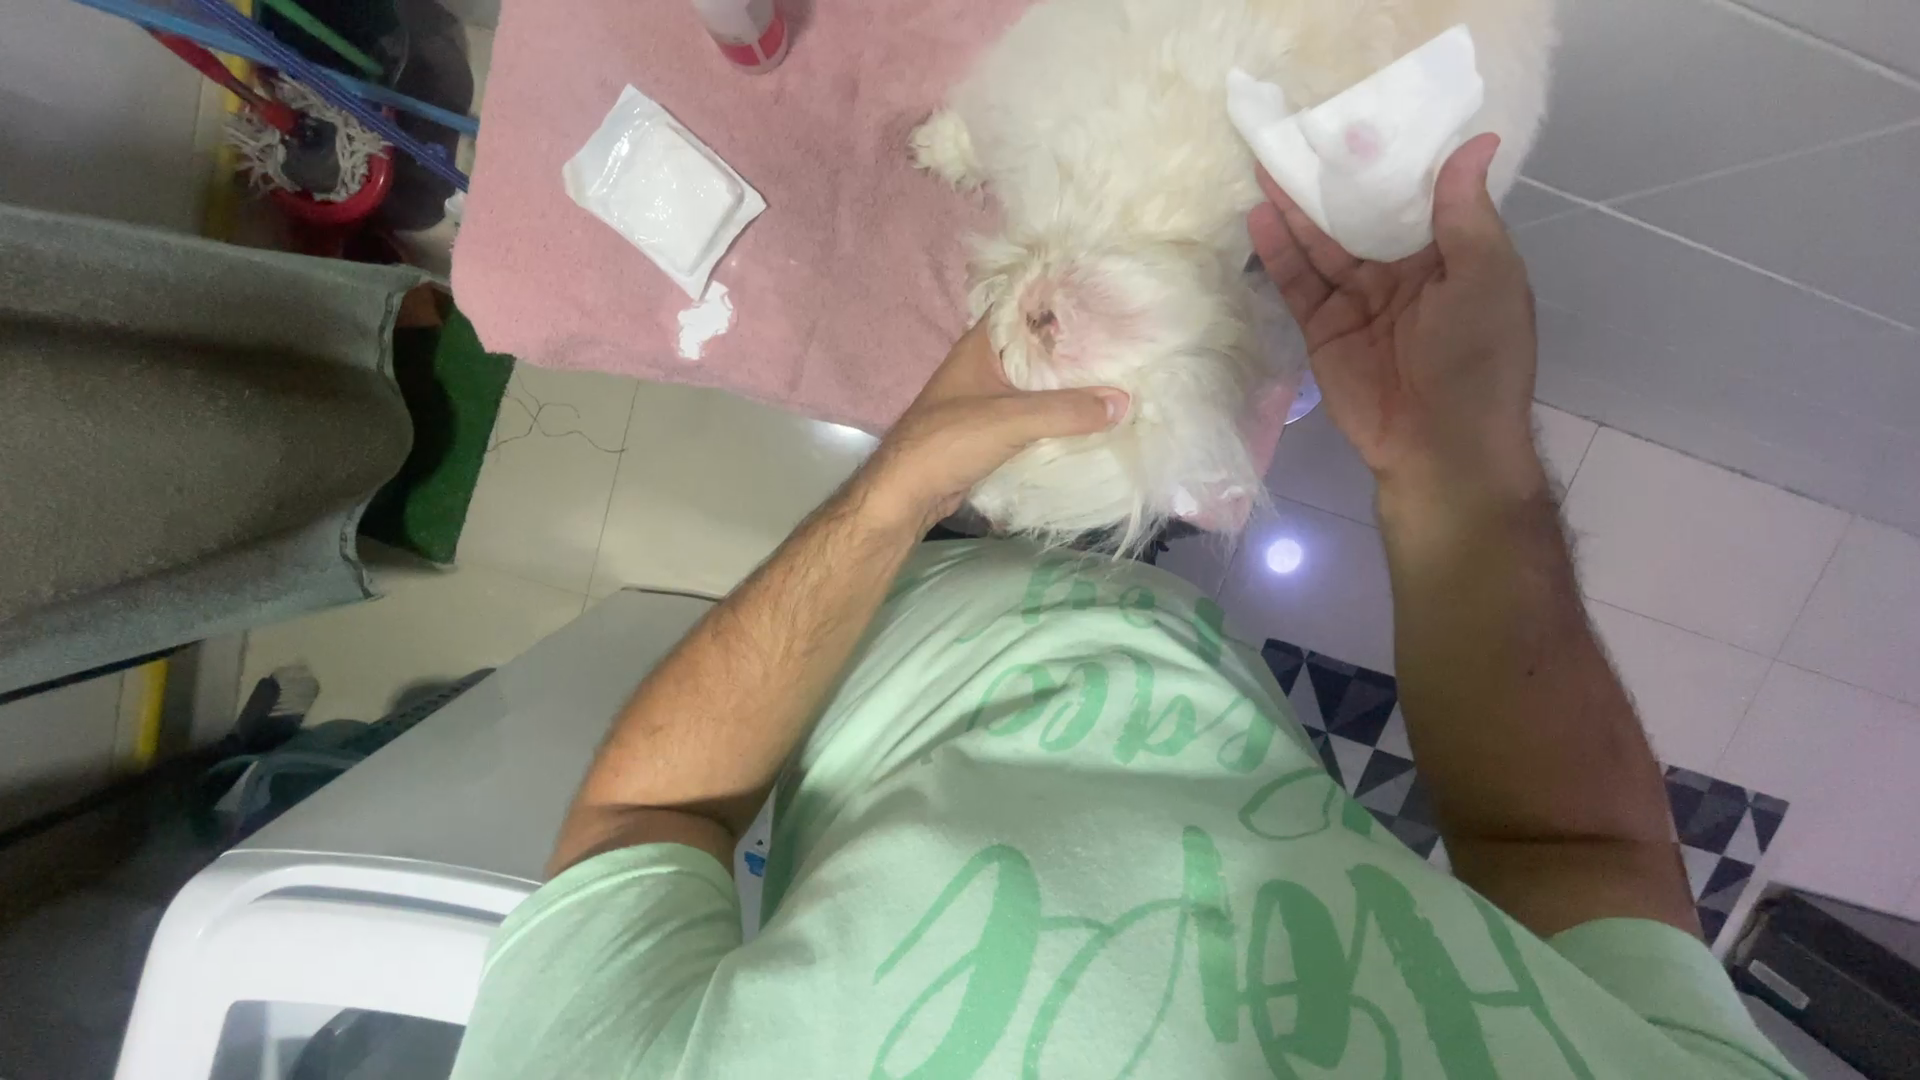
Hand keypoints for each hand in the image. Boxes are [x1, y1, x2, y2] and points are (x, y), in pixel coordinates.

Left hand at [856, 320, 1127, 532]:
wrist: (907, 492)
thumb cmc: (949, 441)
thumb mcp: (1012, 420)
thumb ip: (1066, 410)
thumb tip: (1123, 402)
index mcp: (983, 342)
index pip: (1030, 305)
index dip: (1068, 300)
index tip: (1110, 300)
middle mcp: (987, 362)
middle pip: (1041, 345)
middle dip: (1078, 346)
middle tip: (1127, 341)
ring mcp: (990, 396)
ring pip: (1039, 381)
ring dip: (1070, 383)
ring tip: (1120, 374)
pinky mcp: (994, 428)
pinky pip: (1035, 412)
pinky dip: (1059, 413)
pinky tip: (1090, 416)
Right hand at [1249, 134, 1546, 511]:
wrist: (1437, 440)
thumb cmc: (1477, 356)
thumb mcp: (1487, 277)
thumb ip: (1466, 216)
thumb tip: (1474, 144)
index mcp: (1447, 256)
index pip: (1411, 199)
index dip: (1384, 165)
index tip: (1358, 123)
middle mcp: (1398, 274)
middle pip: (1357, 221)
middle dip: (1329, 185)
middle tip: (1295, 143)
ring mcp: (1356, 302)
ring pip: (1321, 249)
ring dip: (1296, 213)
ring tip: (1267, 172)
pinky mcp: (1322, 330)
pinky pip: (1299, 286)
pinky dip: (1280, 255)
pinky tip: (1261, 221)